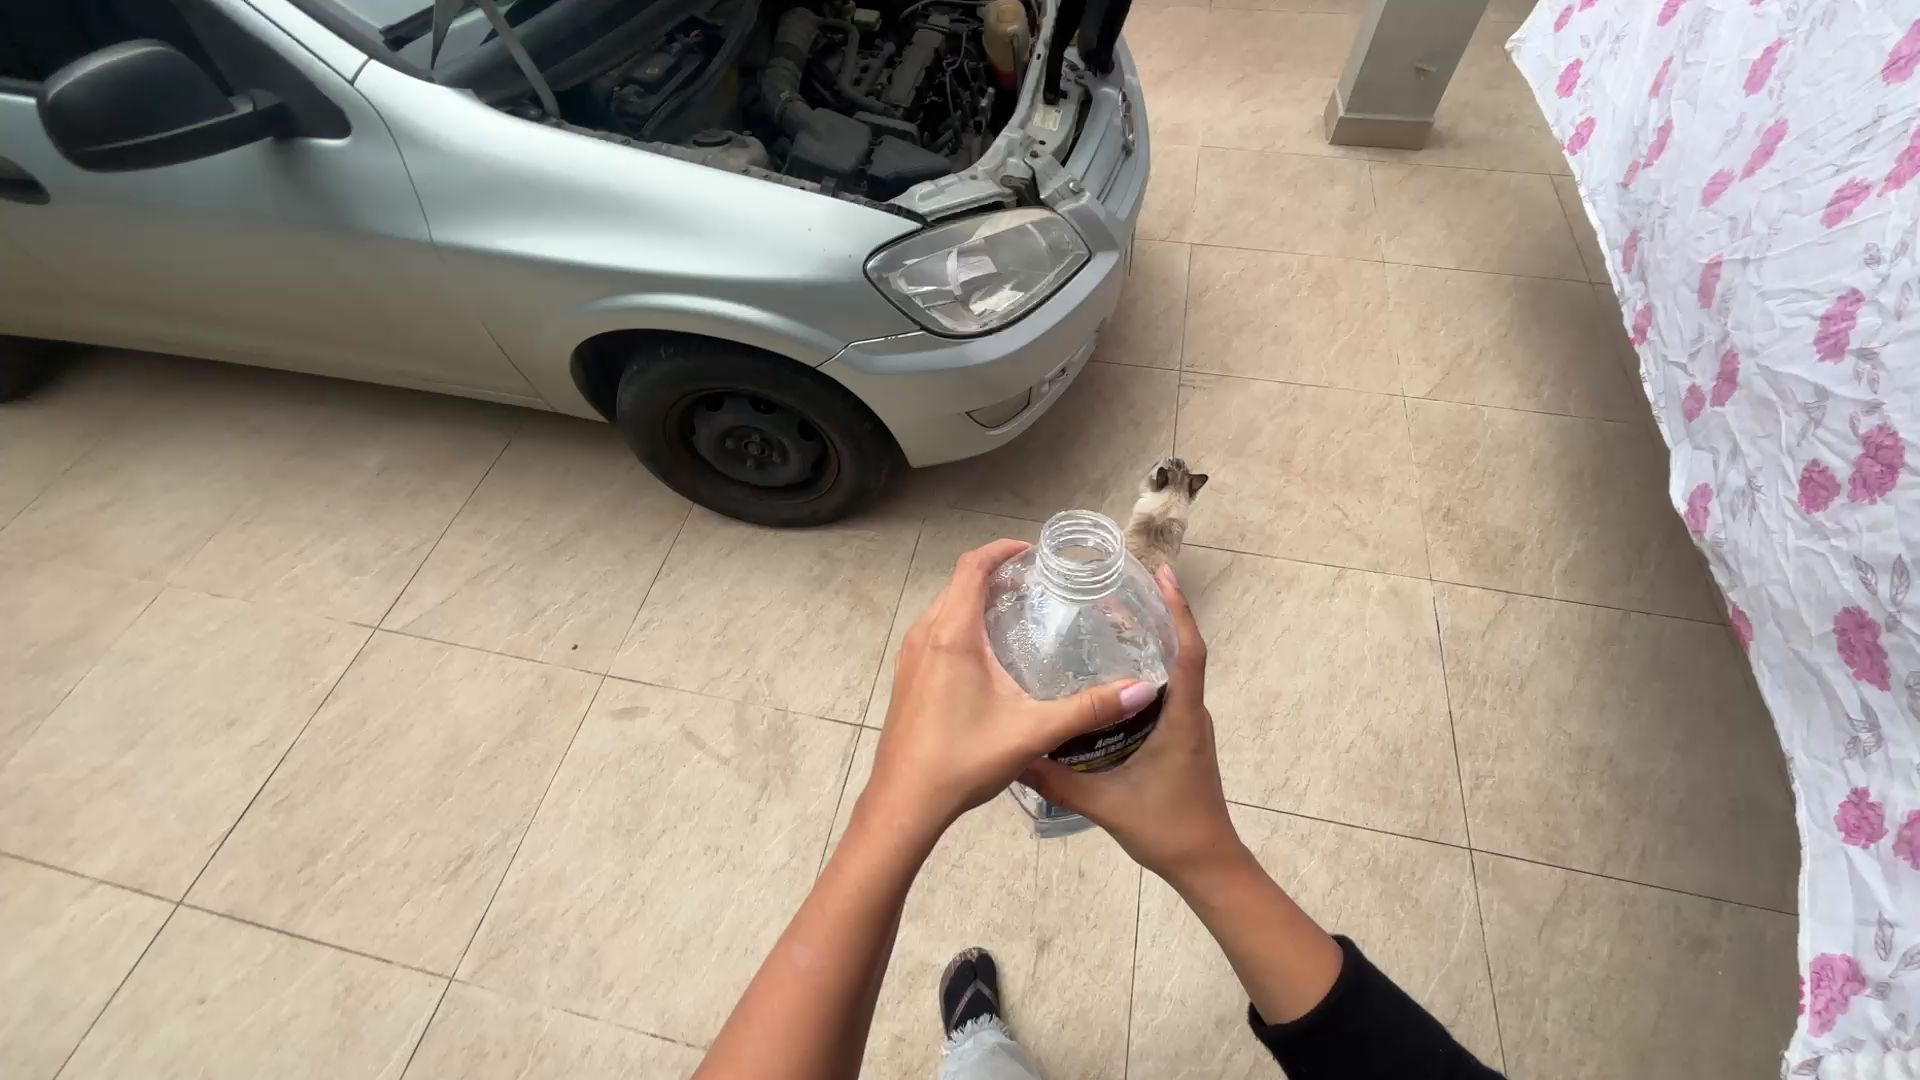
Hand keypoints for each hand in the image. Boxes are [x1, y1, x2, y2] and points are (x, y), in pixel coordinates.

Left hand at [863, 539, 1158, 839]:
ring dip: (976, 601)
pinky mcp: (907, 677)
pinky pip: (935, 633)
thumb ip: (1088, 708)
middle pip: (958, 585)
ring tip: (1016, 614)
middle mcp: (925, 635)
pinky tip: (988, 656)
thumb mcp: (1032, 731)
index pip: (971, 567)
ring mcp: (911, 657)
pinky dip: (961, 625)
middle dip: (994, 576)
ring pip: (944, 609)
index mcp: (952, 634)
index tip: (1031, 552)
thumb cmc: (963, 759)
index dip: (1000, 550)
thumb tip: (1142, 689)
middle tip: (1035, 586)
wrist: (904, 801)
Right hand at [1021, 565, 1243, 885]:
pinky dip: (1143, 670)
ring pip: (1172, 670)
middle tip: (1113, 592)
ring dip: (1149, 641)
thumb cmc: (1167, 829)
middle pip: (1179, 650)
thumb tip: (1012, 755)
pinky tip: (1109, 675)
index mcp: (1182, 718)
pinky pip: (1165, 691)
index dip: (1179, 610)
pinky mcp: (1181, 736)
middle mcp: (1190, 713)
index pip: (1189, 651)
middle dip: (1154, 615)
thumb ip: (1056, 780)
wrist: (1206, 865)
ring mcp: (1188, 725)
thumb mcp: (1105, 804)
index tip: (1163, 575)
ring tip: (1106, 621)